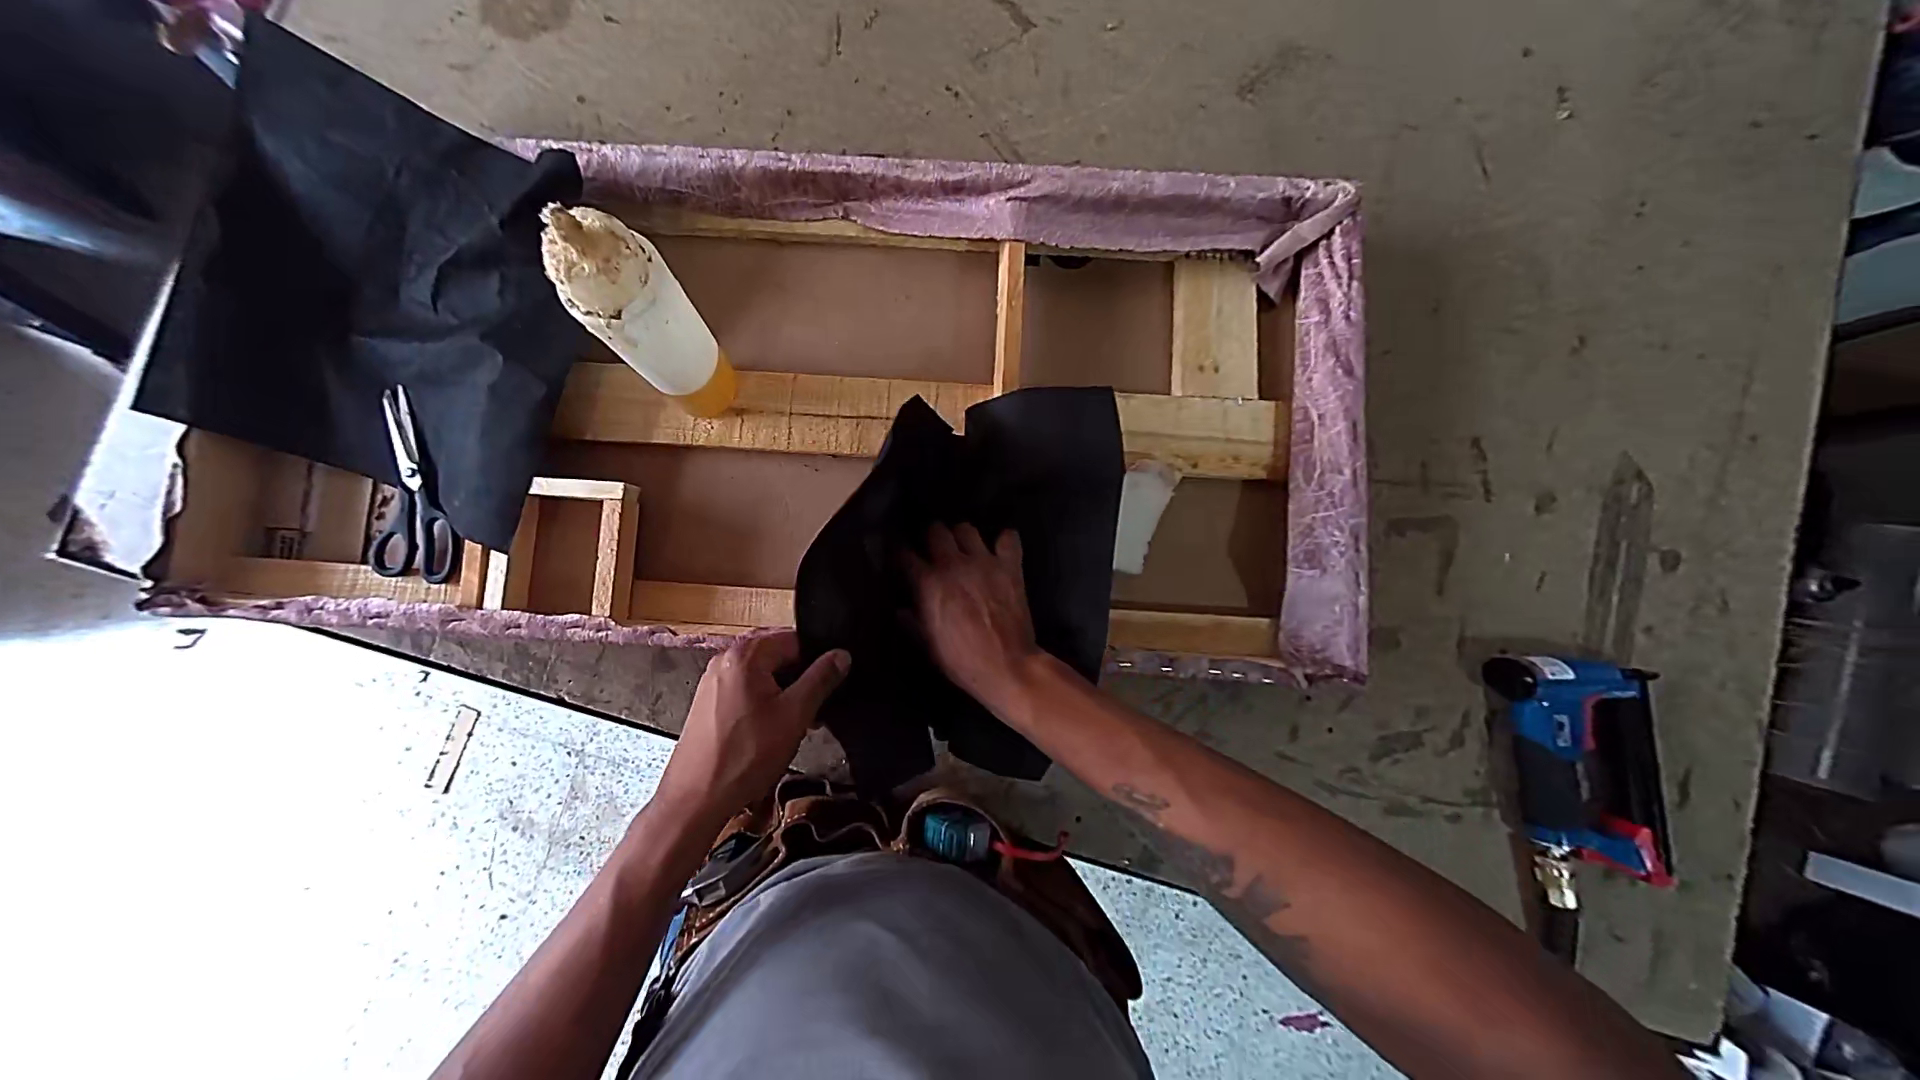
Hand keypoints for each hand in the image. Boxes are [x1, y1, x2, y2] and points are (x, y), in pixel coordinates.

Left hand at [656, 631, 849, 819]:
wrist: (696, 800)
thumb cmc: (744, 757)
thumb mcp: (795, 714)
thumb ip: (821, 679)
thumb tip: (841, 655)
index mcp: (745, 654)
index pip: (794, 639)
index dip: (817, 660)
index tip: (829, 685)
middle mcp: (724, 660)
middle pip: (777, 655)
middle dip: (800, 677)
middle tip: (815, 706)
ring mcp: (714, 682)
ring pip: (762, 675)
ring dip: (784, 692)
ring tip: (797, 723)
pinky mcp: (709, 704)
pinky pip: (746, 691)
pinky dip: (765, 703)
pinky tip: (774, 731)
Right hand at [906, 523, 1040, 710]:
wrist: (1007, 666)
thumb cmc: (961, 661)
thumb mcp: (928, 645)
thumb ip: (912, 623)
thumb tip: (900, 610)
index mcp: (928, 583)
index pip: (903, 554)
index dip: (899, 553)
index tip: (900, 556)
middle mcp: (953, 564)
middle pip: (936, 530)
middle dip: (932, 537)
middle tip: (935, 550)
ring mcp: (984, 562)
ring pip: (967, 529)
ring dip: (962, 537)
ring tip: (965, 550)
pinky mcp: (1010, 566)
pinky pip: (1008, 539)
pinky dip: (1004, 541)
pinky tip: (1000, 551)